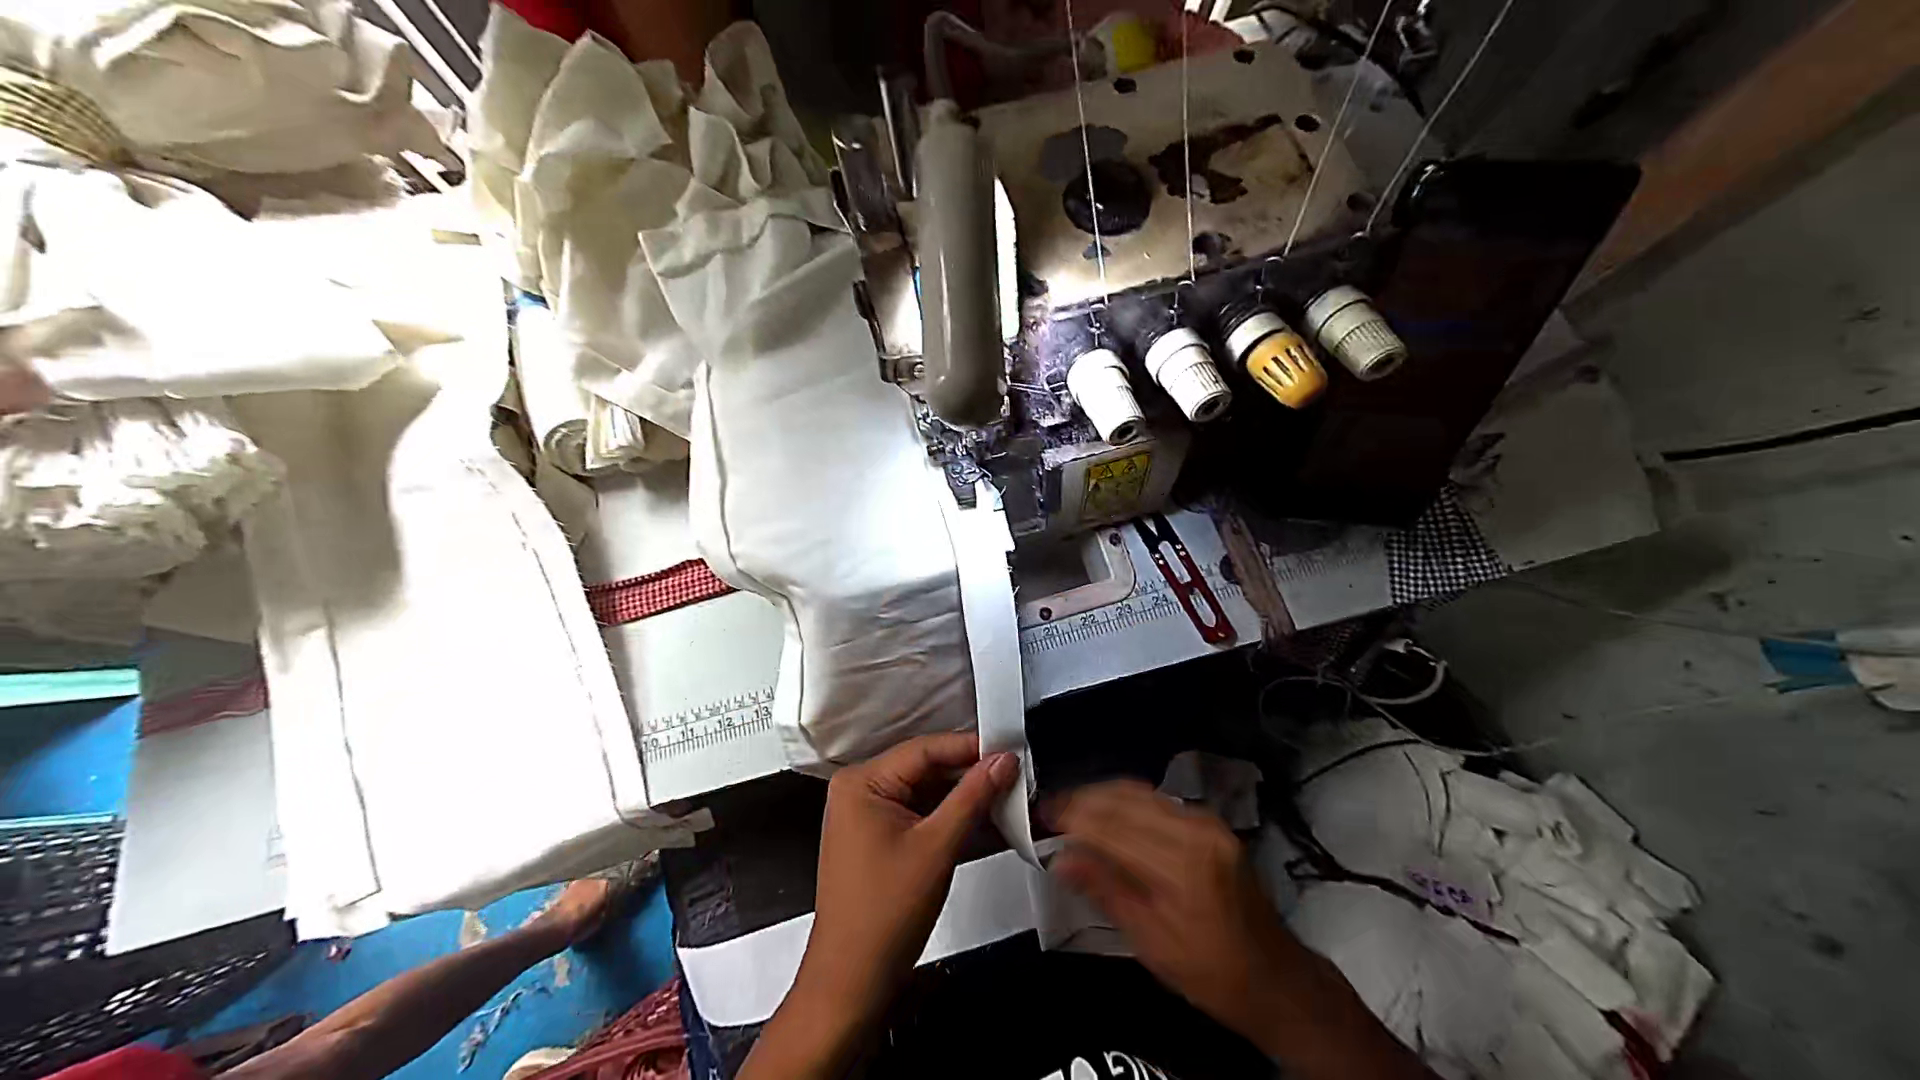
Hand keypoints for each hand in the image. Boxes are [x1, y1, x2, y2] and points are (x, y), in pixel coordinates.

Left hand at [743, 734, 1017, 1079]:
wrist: (852, 982)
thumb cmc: (879, 920)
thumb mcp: (936, 848)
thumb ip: (972, 798)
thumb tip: (1000, 763)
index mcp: (861, 783)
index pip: (924, 749)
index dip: (969, 747)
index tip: (1006, 749)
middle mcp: (860, 792)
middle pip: (926, 768)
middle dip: (970, 774)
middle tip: (1012, 773)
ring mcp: (869, 816)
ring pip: (927, 791)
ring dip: (964, 797)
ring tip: (1005, 795)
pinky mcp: (880, 837)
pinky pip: (922, 814)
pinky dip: (951, 817)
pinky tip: (984, 819)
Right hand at [1049, 779, 1297, 1038]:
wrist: (1277, 979)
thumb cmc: (1212, 973)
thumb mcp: (1151, 943)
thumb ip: (1105, 891)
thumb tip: (1060, 859)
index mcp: (1181, 865)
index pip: (1111, 825)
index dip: (1071, 816)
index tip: (1041, 816)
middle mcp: (1196, 830)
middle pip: (1123, 798)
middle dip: (1081, 800)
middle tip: (1049, 809)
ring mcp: (1207, 822)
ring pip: (1139, 792)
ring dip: (1101, 795)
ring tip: (1070, 808)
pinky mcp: (1211, 823)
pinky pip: (1158, 799)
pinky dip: (1125, 800)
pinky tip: (1107, 812)